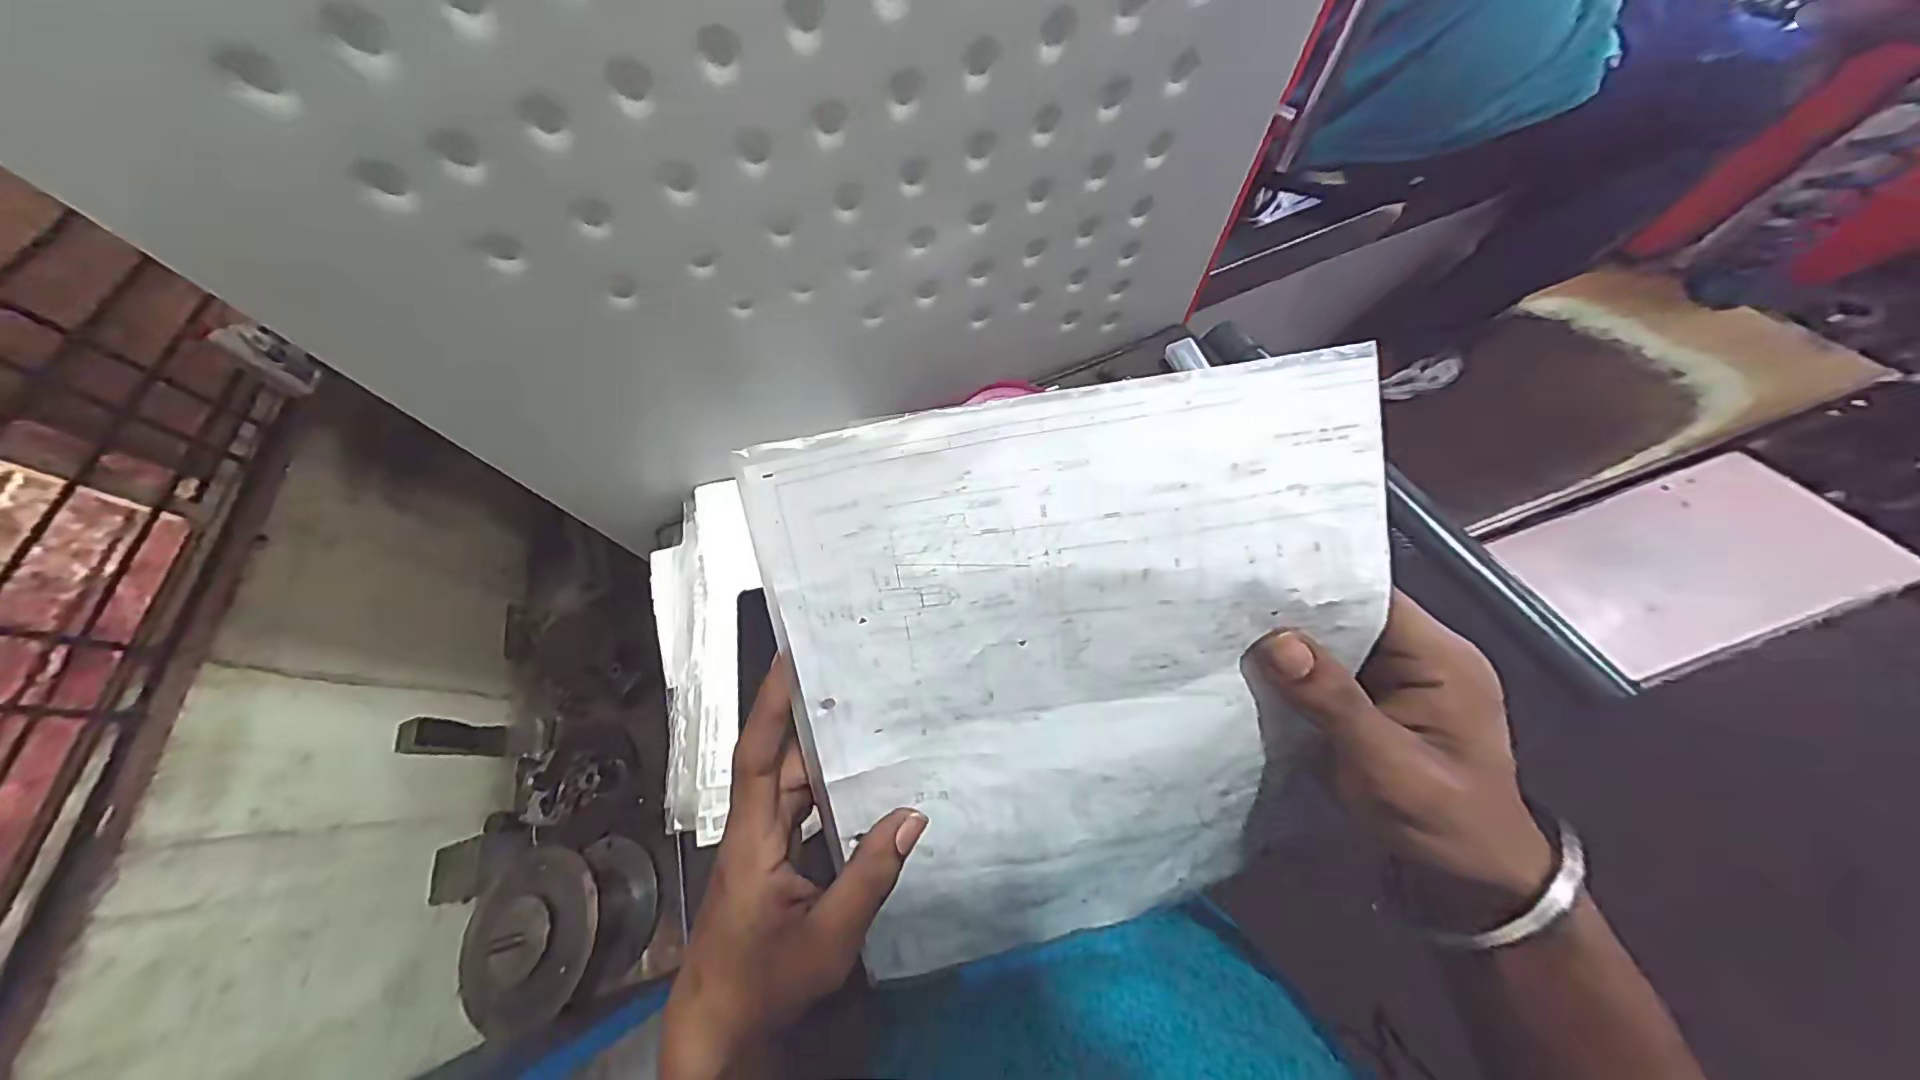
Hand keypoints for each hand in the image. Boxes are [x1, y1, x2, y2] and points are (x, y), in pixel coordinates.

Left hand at [661, 655, 927, 1079]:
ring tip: (868, 722)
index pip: (758, 755)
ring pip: (795, 784)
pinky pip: (803, 811)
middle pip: (783, 760)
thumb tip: (913, 815)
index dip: (771, 703)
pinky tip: (864, 786)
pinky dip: (830, 793)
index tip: (789, 658)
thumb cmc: (762, 982)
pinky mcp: (773, 859)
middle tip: (854, 681)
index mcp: (754, 838)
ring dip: (825, 755)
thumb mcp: (829, 937)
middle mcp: (754, 828)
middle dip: (812, 718)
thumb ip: (871, 874)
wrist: (716, 1028)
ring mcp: (762, 843)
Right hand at [1245, 591, 1551, 912]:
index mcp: (1441, 658)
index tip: (1255, 584)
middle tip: (1228, 607)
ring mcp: (1393, 679)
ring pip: (1330, 642)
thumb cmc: (1445, 822)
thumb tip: (1277, 642)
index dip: (1316, 588)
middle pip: (1347, 616)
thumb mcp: (1389, 765)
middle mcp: (1418, 657)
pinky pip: (1324, 671)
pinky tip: (1253, 668)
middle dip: (1291, 614)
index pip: (1372, 598)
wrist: (1469, 879)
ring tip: (1229, 630)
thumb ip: (1335, 703)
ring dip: (1287, 642)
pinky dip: (1291, 670)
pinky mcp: (1369, 700)